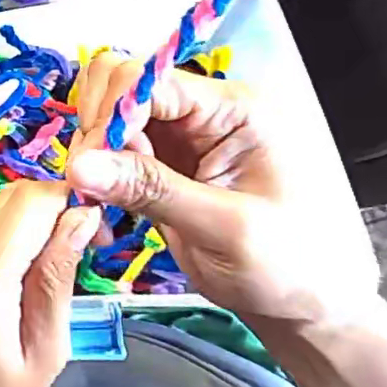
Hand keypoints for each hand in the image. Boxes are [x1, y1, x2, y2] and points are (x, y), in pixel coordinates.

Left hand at [0, 182, 100, 386]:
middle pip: (15, 198)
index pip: (30, 203)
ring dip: (29, 224)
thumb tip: (84, 214)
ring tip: (39, 268)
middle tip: (77, 249)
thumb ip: (59, 277)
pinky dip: (4, 232)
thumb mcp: (46, 351)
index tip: (95, 228)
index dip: (69, 202)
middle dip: (54, 213)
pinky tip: (8, 269)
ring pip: (0, 203)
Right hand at [64, 55, 377, 329]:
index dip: (110, 116)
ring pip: (105, 115)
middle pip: (117, 84)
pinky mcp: (159, 163)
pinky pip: (109, 152)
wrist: (308, 305)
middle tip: (94, 184)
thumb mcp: (223, 228)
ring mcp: (177, 135)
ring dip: (90, 154)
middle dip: (95, 129)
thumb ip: (150, 189)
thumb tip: (77, 165)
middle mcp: (199, 110)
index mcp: (230, 108)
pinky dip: (94, 177)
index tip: (90, 168)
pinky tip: (103, 212)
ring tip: (98, 203)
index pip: (146, 81)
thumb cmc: (290, 265)